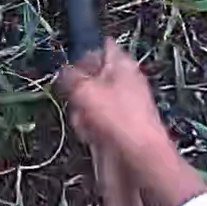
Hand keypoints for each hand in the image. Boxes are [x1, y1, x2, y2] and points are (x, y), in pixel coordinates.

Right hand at [58, 41, 206, 205]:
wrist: (144, 160)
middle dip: (79, 89)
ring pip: (93, 100)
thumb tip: (62, 73)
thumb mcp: (84, 90)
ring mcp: (127, 103)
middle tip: (77, 100)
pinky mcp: (125, 124)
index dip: (82, 54)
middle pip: (92, 76)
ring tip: (86, 123)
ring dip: (83, 111)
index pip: (100, 46)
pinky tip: (92, 135)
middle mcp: (126, 79)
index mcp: (121, 63)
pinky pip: (100, 119)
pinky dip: (93, 126)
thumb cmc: (119, 119)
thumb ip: (68, 76)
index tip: (70, 66)